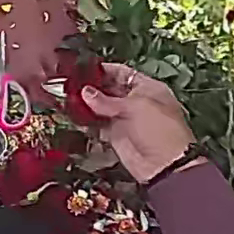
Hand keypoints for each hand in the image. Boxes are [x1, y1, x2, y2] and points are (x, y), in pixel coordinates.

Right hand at [79, 63, 198, 183]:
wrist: (164, 165)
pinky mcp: (116, 135)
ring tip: (69, 97)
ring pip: (102, 107)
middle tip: (72, 83)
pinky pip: (98, 125)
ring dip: (87, 103)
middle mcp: (136, 102)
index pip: (123, 73)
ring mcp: (125, 119)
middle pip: (110, 89)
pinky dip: (87, 121)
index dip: (106, 70)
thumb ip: (107, 100)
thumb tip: (86, 92)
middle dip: (93, 87)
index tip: (86, 69)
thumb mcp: (136, 107)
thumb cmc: (160, 130)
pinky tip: (74, 115)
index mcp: (148, 89)